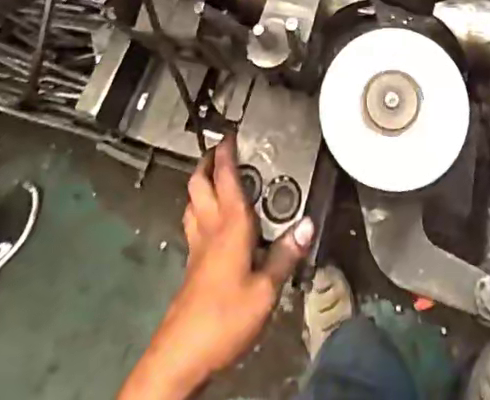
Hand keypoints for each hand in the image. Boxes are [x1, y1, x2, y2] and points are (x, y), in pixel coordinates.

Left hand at [119, 137, 314, 399]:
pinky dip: (200, 210)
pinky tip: (209, 221)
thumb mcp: (266, 289)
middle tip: (219, 150)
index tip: (230, 134)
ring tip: (212, 177)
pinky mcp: (192, 266)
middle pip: (199, 185)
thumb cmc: (225, 316)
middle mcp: (209, 229)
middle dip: (207, 163)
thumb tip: (308, 224)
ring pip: (192, 203)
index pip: (226, 178)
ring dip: (200, 184)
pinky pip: (193, 224)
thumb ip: (286, 255)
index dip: (227, 153)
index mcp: (229, 226)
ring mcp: (196, 248)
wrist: (181, 355)